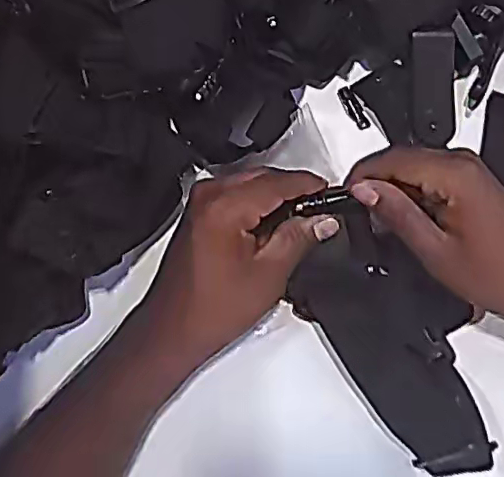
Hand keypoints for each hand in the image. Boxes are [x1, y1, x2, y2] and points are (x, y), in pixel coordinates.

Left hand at [133, 168, 339, 365]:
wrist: (175, 326)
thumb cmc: (212, 308)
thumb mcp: (269, 275)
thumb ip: (298, 238)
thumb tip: (321, 219)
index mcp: (225, 206)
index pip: (275, 182)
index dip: (307, 185)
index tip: (328, 190)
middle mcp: (209, 194)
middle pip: (261, 177)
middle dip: (292, 188)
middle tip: (320, 206)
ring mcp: (200, 199)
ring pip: (248, 182)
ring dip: (275, 194)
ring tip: (301, 216)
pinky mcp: (198, 208)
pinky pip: (234, 191)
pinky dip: (256, 200)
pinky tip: (273, 221)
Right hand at [346, 147, 503, 340]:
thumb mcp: (437, 251)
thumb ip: (396, 213)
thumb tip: (365, 189)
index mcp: (455, 173)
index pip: (390, 159)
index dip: (362, 176)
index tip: (348, 195)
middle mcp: (463, 163)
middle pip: (400, 159)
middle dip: (377, 183)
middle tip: (364, 214)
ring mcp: (470, 170)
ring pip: (413, 167)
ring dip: (396, 189)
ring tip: (388, 222)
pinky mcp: (473, 181)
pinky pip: (430, 175)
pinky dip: (415, 193)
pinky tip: (413, 220)